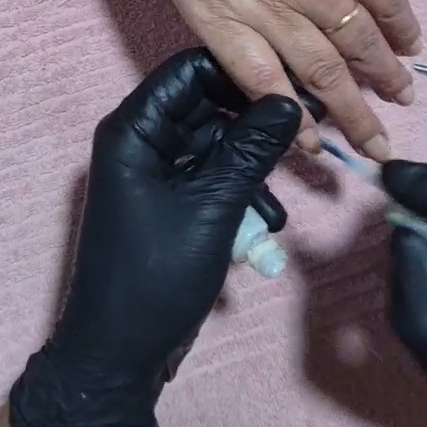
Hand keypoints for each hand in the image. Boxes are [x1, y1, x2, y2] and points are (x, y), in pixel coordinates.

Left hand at [7, 49, 301, 426]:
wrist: (118, 355)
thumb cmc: (156, 273)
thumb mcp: (211, 206)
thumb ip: (252, 149)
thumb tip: (292, 101)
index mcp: (134, 127)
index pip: (189, 71)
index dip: (239, 71)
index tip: (291, 81)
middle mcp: (142, 138)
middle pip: (206, 106)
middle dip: (254, 122)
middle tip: (308, 129)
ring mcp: (155, 170)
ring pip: (214, 143)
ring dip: (251, 163)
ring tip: (291, 183)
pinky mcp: (170, 198)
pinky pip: (210, 175)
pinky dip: (238, 190)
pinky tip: (266, 219)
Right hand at [108, 0, 421, 160]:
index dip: (401, 27)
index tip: (405, 46)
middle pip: (363, 44)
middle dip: (386, 79)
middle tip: (401, 99)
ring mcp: (268, 7)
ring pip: (324, 74)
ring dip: (354, 111)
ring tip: (373, 138)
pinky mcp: (220, 24)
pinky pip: (265, 83)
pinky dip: (292, 118)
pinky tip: (311, 140)